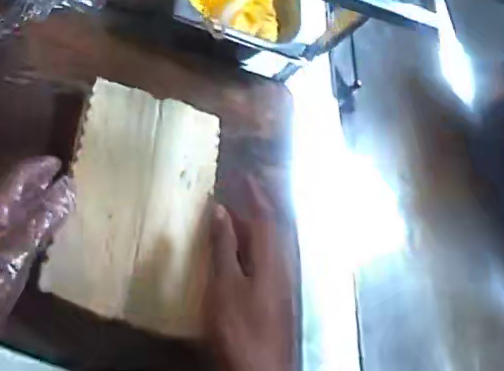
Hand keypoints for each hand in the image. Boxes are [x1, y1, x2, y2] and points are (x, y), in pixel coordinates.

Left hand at [0, 156, 75, 370]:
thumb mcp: (15, 262)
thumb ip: (40, 223)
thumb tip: (66, 187)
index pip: (17, 176)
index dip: (38, 168)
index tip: (58, 164)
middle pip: (4, 187)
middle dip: (28, 183)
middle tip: (52, 181)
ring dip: (15, 200)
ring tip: (36, 202)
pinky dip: (2, 218)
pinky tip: (9, 231)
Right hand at [205, 177, 297, 370]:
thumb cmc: (240, 329)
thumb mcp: (224, 284)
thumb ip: (223, 245)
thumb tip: (221, 208)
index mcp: (272, 259)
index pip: (265, 215)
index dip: (254, 192)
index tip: (243, 173)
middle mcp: (282, 269)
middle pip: (271, 231)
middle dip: (255, 209)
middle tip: (236, 193)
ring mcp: (283, 289)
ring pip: (270, 248)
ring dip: (253, 230)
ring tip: (233, 220)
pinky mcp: (278, 305)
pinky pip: (268, 263)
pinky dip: (253, 250)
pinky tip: (239, 257)